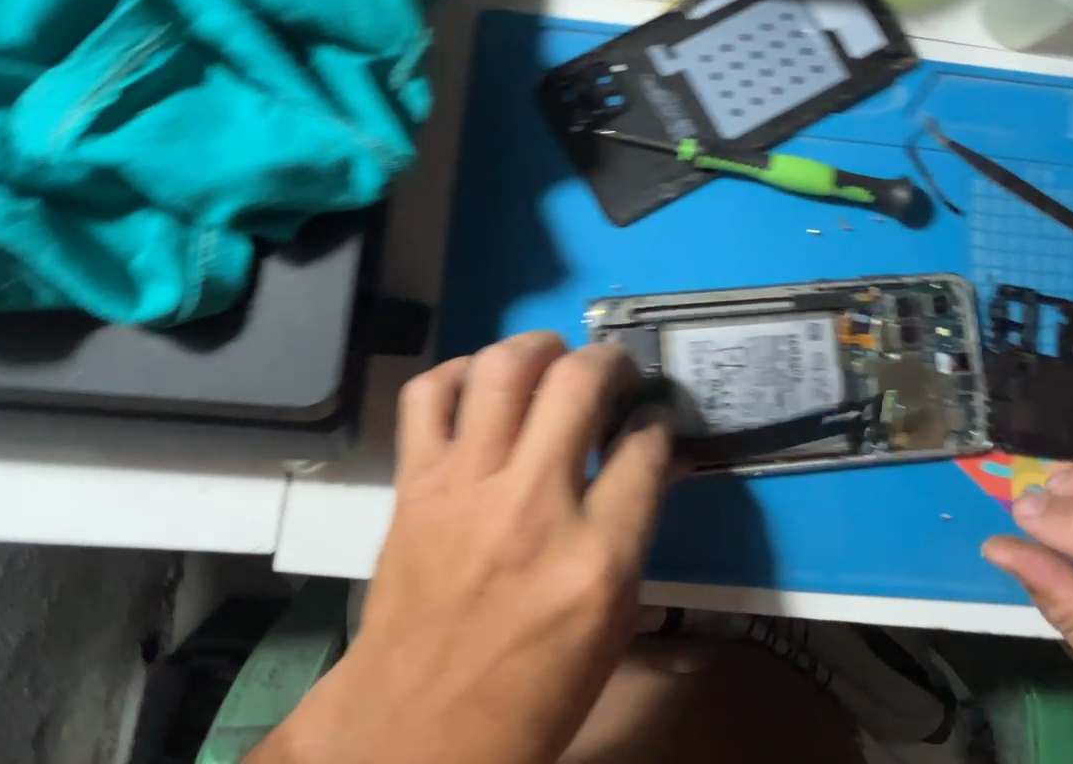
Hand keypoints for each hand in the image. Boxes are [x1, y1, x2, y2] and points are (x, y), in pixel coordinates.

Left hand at [256, 332, 673, 763]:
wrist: (418, 732)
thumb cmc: (533, 688)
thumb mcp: (613, 620)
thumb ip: (634, 526)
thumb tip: (652, 454)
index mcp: (596, 558)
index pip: (645, 448)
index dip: (658, 422)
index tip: (651, 420)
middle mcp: (532, 506)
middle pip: (578, 383)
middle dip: (609, 362)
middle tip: (614, 371)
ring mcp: (465, 488)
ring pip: (503, 369)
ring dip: (538, 348)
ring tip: (553, 358)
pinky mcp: (414, 485)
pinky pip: (429, 394)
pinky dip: (458, 372)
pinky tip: (480, 386)